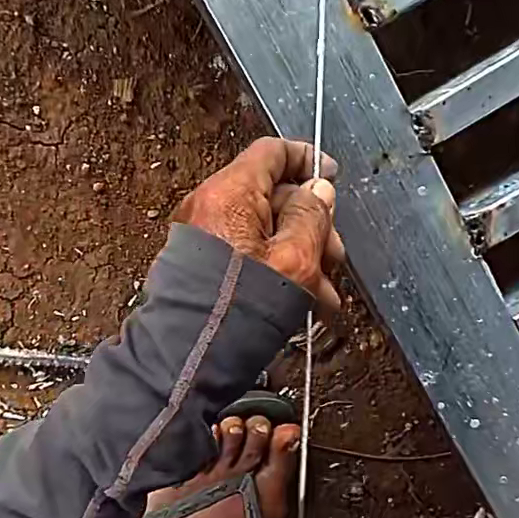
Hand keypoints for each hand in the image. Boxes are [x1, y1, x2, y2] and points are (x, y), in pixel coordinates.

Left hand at [174, 137, 346, 310]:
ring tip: (321, 290)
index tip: (329, 174)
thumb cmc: (233, 316)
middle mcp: (211, 208)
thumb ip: (313, 217)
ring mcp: (205, 236)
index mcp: (230, 194)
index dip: (307, 158)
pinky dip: (277, 266)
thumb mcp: (295, 261)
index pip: (272, 152)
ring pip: (266, 227)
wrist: (186, 364)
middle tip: (332, 254)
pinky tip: (301, 298)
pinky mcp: (204, 262)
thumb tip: (319, 192)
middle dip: (312, 224)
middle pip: (274, 195)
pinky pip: (249, 250)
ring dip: (300, 251)